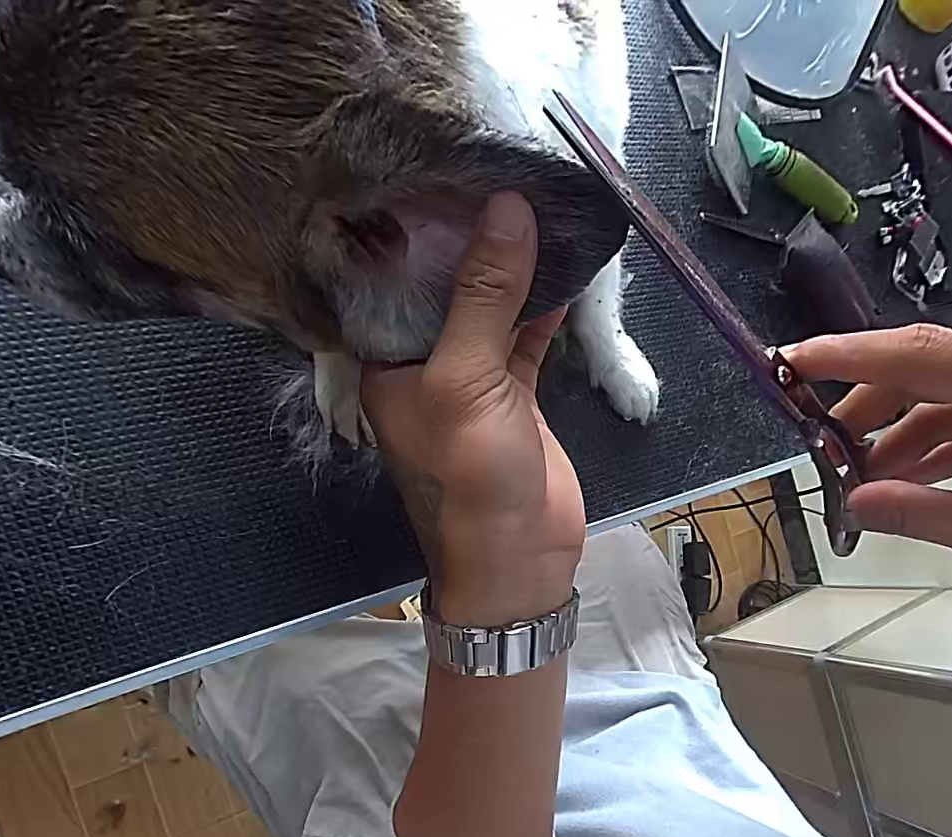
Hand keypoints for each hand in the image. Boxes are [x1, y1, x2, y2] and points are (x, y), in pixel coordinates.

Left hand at [361, 192, 582, 625]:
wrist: (518, 556)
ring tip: (541, 204)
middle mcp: (422, 362)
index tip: (450, 164)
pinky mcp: (513, 392)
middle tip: (505, 170)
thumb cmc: (472, 476)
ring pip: (491, 308)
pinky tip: (564, 263)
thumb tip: (508, 210)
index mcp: (386, 360)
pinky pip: (525, 335)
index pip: (393, 276)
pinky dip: (544, 304)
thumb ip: (485, 298)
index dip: (419, 225)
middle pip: (445, 286)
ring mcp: (472, 377)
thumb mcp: (467, 381)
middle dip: (474, 238)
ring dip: (515, 267)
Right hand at [783, 324, 951, 642]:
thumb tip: (854, 503)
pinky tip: (928, 473)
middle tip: (831, 455)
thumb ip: (921, 513)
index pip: (923, 355)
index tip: (793, 359)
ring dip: (920, 434)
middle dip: (878, 413)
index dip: (846, 357)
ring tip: (874, 479)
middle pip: (944, 369)